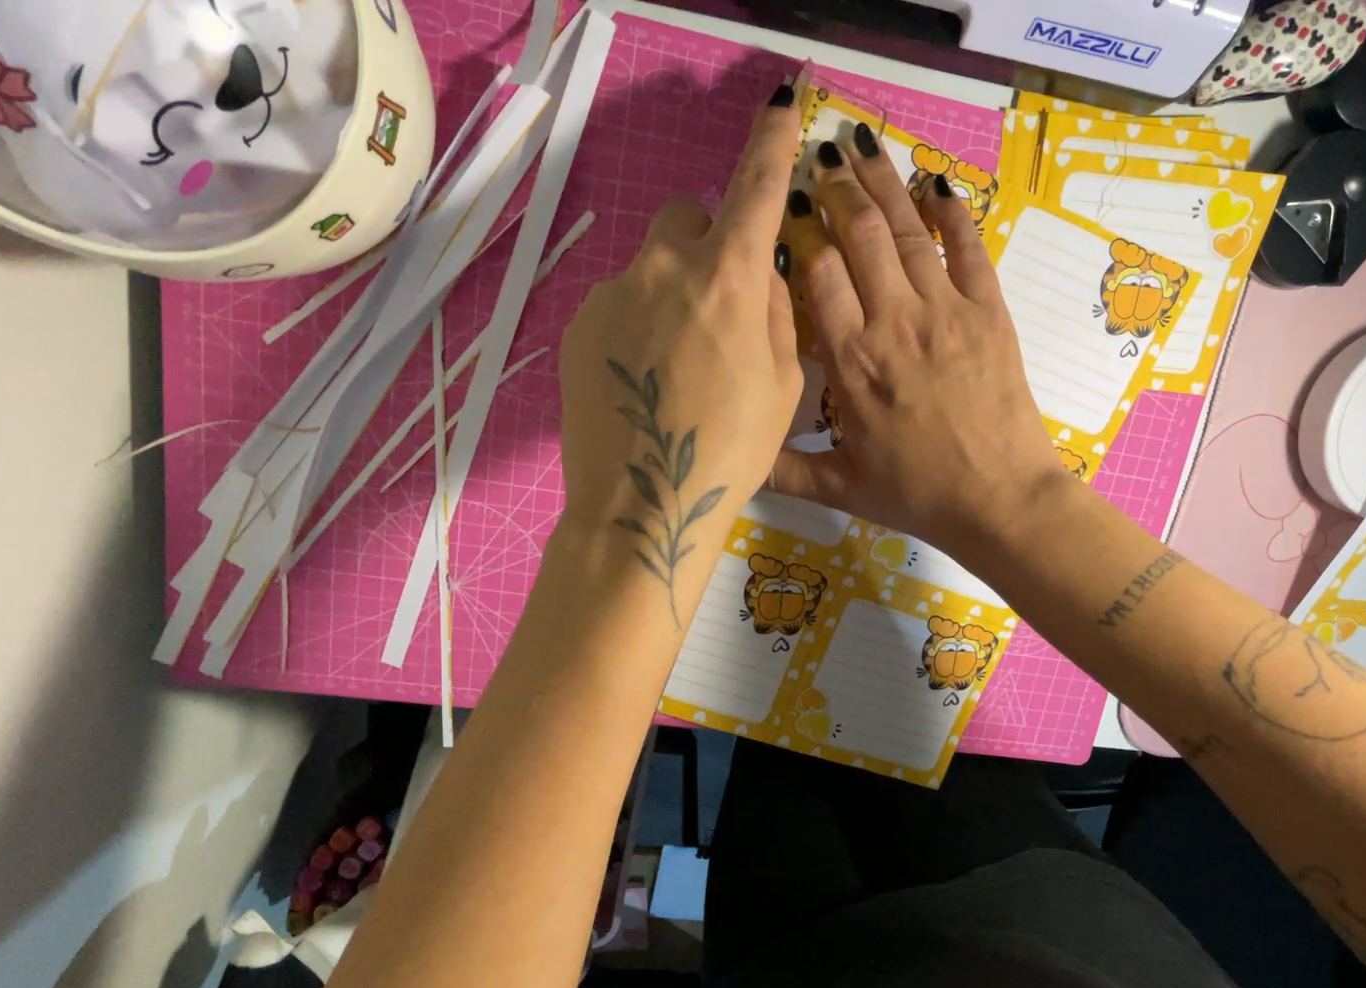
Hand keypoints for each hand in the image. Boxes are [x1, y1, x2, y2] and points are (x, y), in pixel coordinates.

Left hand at [556, 86, 803, 616]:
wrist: (642, 503)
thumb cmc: (731, 450)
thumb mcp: (786, 386)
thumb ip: (778, 312)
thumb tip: (763, 272)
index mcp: (731, 278)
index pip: (756, 186)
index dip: (773, 143)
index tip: (783, 105)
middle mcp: (666, 266)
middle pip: (688, 218)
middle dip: (709, 245)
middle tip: (720, 307)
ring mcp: (614, 292)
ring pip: (652, 266)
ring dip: (671, 290)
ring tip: (677, 363)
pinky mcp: (579, 322)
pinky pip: (619, 301)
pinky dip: (637, 322)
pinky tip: (643, 378)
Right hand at [769, 123, 1069, 557]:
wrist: (999, 501)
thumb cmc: (916, 496)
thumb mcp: (841, 488)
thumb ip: (784, 468)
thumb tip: (733, 460)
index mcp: (850, 363)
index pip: (817, 275)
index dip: (800, 232)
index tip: (786, 205)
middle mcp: (892, 323)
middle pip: (859, 237)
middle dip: (836, 190)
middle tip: (820, 157)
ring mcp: (944, 312)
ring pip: (907, 232)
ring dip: (883, 183)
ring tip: (862, 144)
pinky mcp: (988, 312)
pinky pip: (968, 248)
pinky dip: (952, 212)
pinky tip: (935, 182)